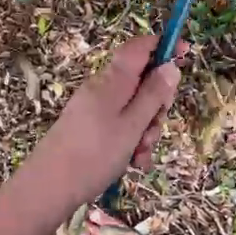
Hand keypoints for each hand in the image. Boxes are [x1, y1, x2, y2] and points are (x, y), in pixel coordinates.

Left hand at [19, 36, 182, 206]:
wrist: (48, 188)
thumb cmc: (94, 155)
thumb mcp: (132, 126)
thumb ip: (153, 95)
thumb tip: (171, 64)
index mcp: (112, 81)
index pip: (140, 47)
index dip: (164, 46)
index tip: (187, 54)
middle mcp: (102, 88)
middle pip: (141, 81)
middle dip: (157, 105)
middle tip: (154, 129)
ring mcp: (94, 108)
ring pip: (133, 108)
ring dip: (145, 129)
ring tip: (140, 155)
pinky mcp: (90, 127)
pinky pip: (120, 125)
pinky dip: (130, 140)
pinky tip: (133, 162)